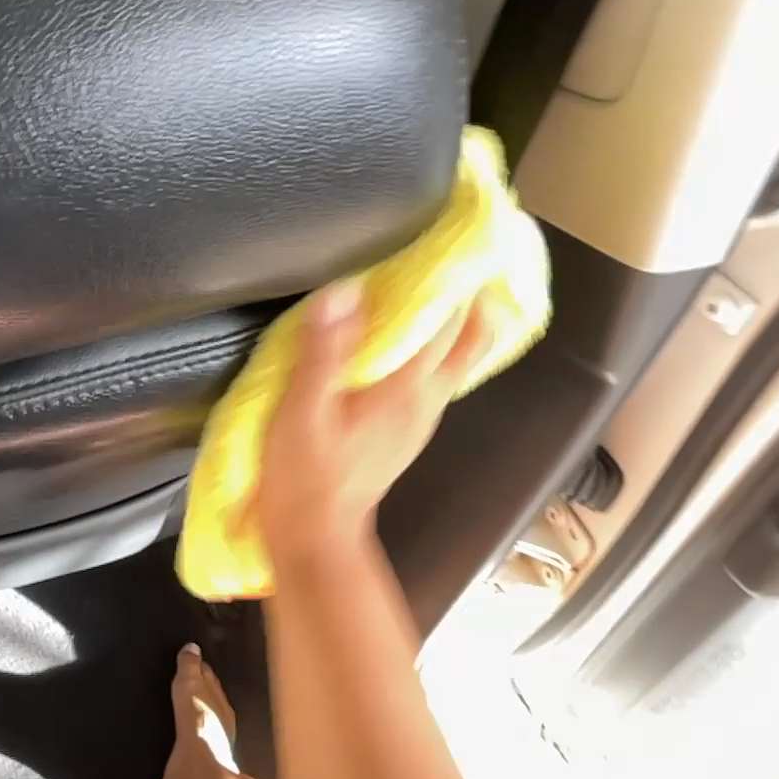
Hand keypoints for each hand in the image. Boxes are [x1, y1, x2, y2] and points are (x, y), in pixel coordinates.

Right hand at [257, 283, 491, 564]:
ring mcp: (418, 419)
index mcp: (405, 391)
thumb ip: (324, 352)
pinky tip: (408, 342)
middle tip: (473, 262)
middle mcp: (425, 402)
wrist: (314, 535)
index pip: (445, 325)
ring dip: (455, 324)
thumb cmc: (305, 475)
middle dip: (475, 302)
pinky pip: (431, 378)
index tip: (462, 244)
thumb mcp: (303, 410)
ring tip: (443, 289)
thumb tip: (344, 293)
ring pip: (452, 361)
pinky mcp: (402, 431)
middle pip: (467, 343)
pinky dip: (431, 350)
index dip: (456, 283)